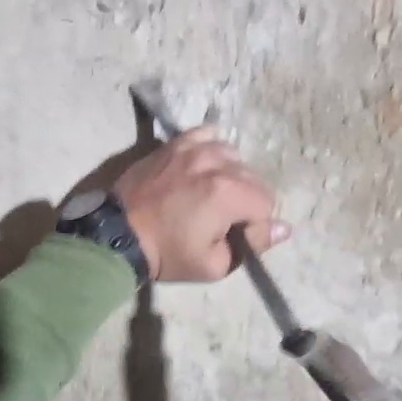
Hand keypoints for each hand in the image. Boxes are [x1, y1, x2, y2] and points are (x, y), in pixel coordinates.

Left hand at [112, 126, 289, 282]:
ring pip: (232, 156)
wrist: (118, 235)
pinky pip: (206, 135)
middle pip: (252, 178)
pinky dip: (211, 149)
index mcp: (229, 192)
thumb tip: (283, 229)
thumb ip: (252, 245)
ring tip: (208, 195)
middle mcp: (216, 163)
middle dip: (245, 200)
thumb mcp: (213, 265)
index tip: (235, 236)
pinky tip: (203, 166)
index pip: (267, 203)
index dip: (256, 224)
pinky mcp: (173, 144)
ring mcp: (193, 149)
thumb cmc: (166, 253)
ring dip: (229, 175)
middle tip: (220, 220)